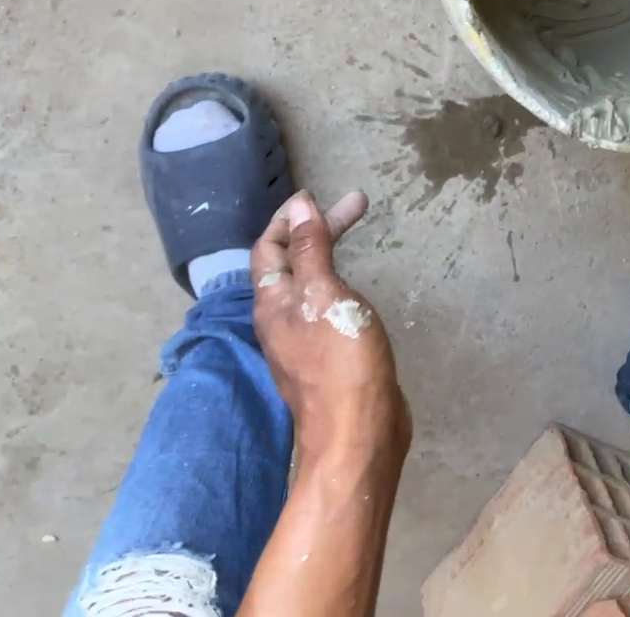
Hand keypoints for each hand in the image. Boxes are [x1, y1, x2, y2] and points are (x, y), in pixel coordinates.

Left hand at [250, 190, 410, 461]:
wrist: (359, 434)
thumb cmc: (342, 359)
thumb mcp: (326, 294)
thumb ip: (311, 249)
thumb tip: (300, 206)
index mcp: (273, 304)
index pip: (270, 247)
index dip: (290, 218)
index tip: (317, 195)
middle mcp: (281, 320)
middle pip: (291, 262)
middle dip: (317, 229)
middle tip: (357, 205)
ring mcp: (303, 342)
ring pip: (308, 284)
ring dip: (326, 253)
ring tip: (350, 236)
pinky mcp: (328, 357)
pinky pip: (325, 306)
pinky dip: (338, 282)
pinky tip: (355, 286)